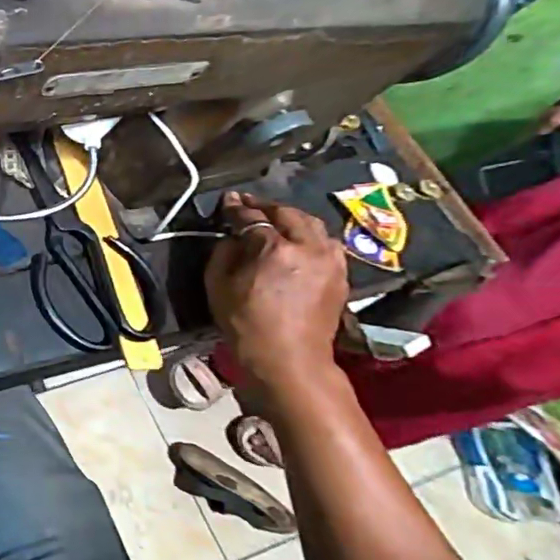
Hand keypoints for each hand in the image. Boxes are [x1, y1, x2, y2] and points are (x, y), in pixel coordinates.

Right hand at [204, 191, 348, 381]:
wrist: (289, 358)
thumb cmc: (245, 323)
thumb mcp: (217, 286)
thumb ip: (224, 253)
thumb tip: (233, 237)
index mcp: (274, 249)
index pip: (253, 217)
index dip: (237, 207)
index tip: (228, 201)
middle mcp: (308, 247)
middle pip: (289, 214)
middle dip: (267, 207)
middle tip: (250, 206)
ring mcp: (331, 260)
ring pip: (313, 225)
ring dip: (292, 219)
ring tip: (277, 222)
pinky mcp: (342, 274)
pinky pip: (326, 244)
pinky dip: (310, 237)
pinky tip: (298, 242)